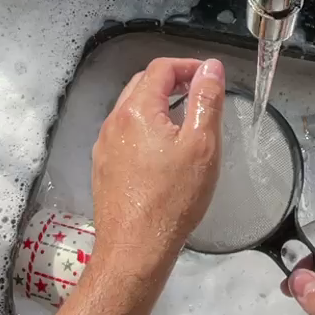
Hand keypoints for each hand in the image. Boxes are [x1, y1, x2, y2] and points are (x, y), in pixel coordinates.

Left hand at [90, 57, 224, 280]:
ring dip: (158, 103)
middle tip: (199, 92)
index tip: (209, 75)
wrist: (135, 249)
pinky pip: (125, 133)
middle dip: (172, 80)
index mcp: (136, 111)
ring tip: (185, 119)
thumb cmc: (171, 200)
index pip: (161, 68)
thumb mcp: (202, 145)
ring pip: (132, 108)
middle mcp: (114, 122)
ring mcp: (105, 145)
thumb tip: (210, 67)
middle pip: (143, 84)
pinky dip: (146, 126)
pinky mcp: (104, 166)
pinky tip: (163, 148)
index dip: (188, 65)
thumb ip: (206, 99)